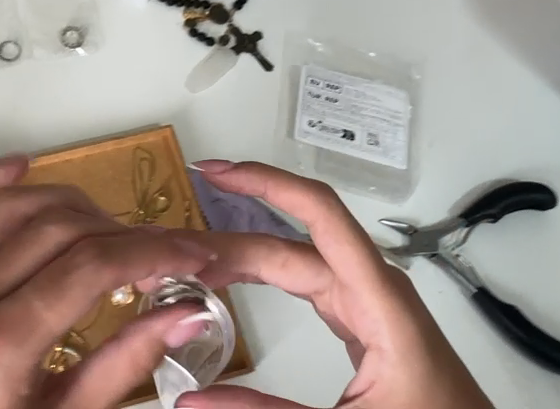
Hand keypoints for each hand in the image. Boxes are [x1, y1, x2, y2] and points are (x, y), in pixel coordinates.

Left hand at [0, 155, 219, 408]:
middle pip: (55, 230)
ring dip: (68, 204)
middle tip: (163, 250)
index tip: (190, 254)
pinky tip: (20, 165)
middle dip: (119, 232)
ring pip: (11, 208)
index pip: (87, 269)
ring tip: (112, 228)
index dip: (147, 254)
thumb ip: (125, 364)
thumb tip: (187, 313)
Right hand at [177, 160, 492, 408]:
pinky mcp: (365, 323)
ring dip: (248, 252)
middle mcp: (374, 288)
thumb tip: (190, 400)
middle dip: (233, 237)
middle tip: (178, 248)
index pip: (319, 213)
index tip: (215, 173)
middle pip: (293, 243)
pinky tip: (240, 276)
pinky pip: (308, 281)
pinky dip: (268, 272)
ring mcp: (371, 304)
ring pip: (298, 259)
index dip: (265, 182)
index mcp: (381, 300)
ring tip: (197, 257)